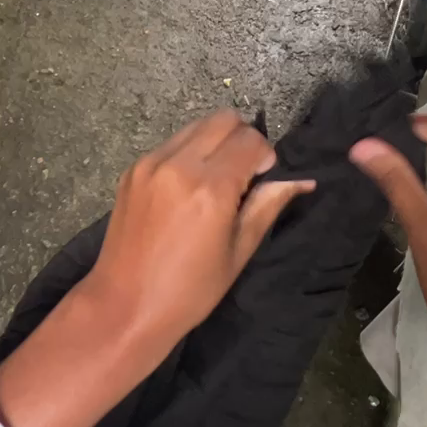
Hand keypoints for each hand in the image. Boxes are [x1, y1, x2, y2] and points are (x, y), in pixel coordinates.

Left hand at [0, 111, 312, 426]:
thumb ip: (268, 206)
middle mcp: (179, 164)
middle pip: (225, 119)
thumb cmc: (189, 291)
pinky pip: (172, 142)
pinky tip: (187, 188)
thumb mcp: (238, 252)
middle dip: (243, 139)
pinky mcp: (134, 168)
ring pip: (197, 125)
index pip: (251, 139)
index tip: (262, 181)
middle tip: (243, 174)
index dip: (266, 156)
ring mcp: (151, 162)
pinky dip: (189, 152)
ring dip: (215, 142)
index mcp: (209, 188)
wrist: (124, 307)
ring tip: (215, 180)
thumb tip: (302, 180)